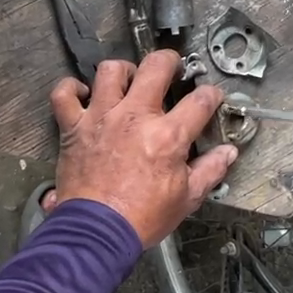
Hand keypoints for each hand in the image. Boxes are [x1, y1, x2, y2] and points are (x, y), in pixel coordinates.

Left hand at [50, 51, 236, 246]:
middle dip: (169, 60)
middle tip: (171, 66)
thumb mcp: (186, 198)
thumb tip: (228, 153)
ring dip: (122, 70)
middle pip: (155, 67)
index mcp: (167, 136)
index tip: (209, 97)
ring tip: (128, 79)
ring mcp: (101, 118)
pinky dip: (71, 88)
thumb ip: (209, 170)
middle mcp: (134, 118)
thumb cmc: (140, 218)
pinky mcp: (74, 127)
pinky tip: (83, 93)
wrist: (97, 232)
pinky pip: (64, 94)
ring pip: (110, 71)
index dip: (210, 95)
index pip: (199, 101)